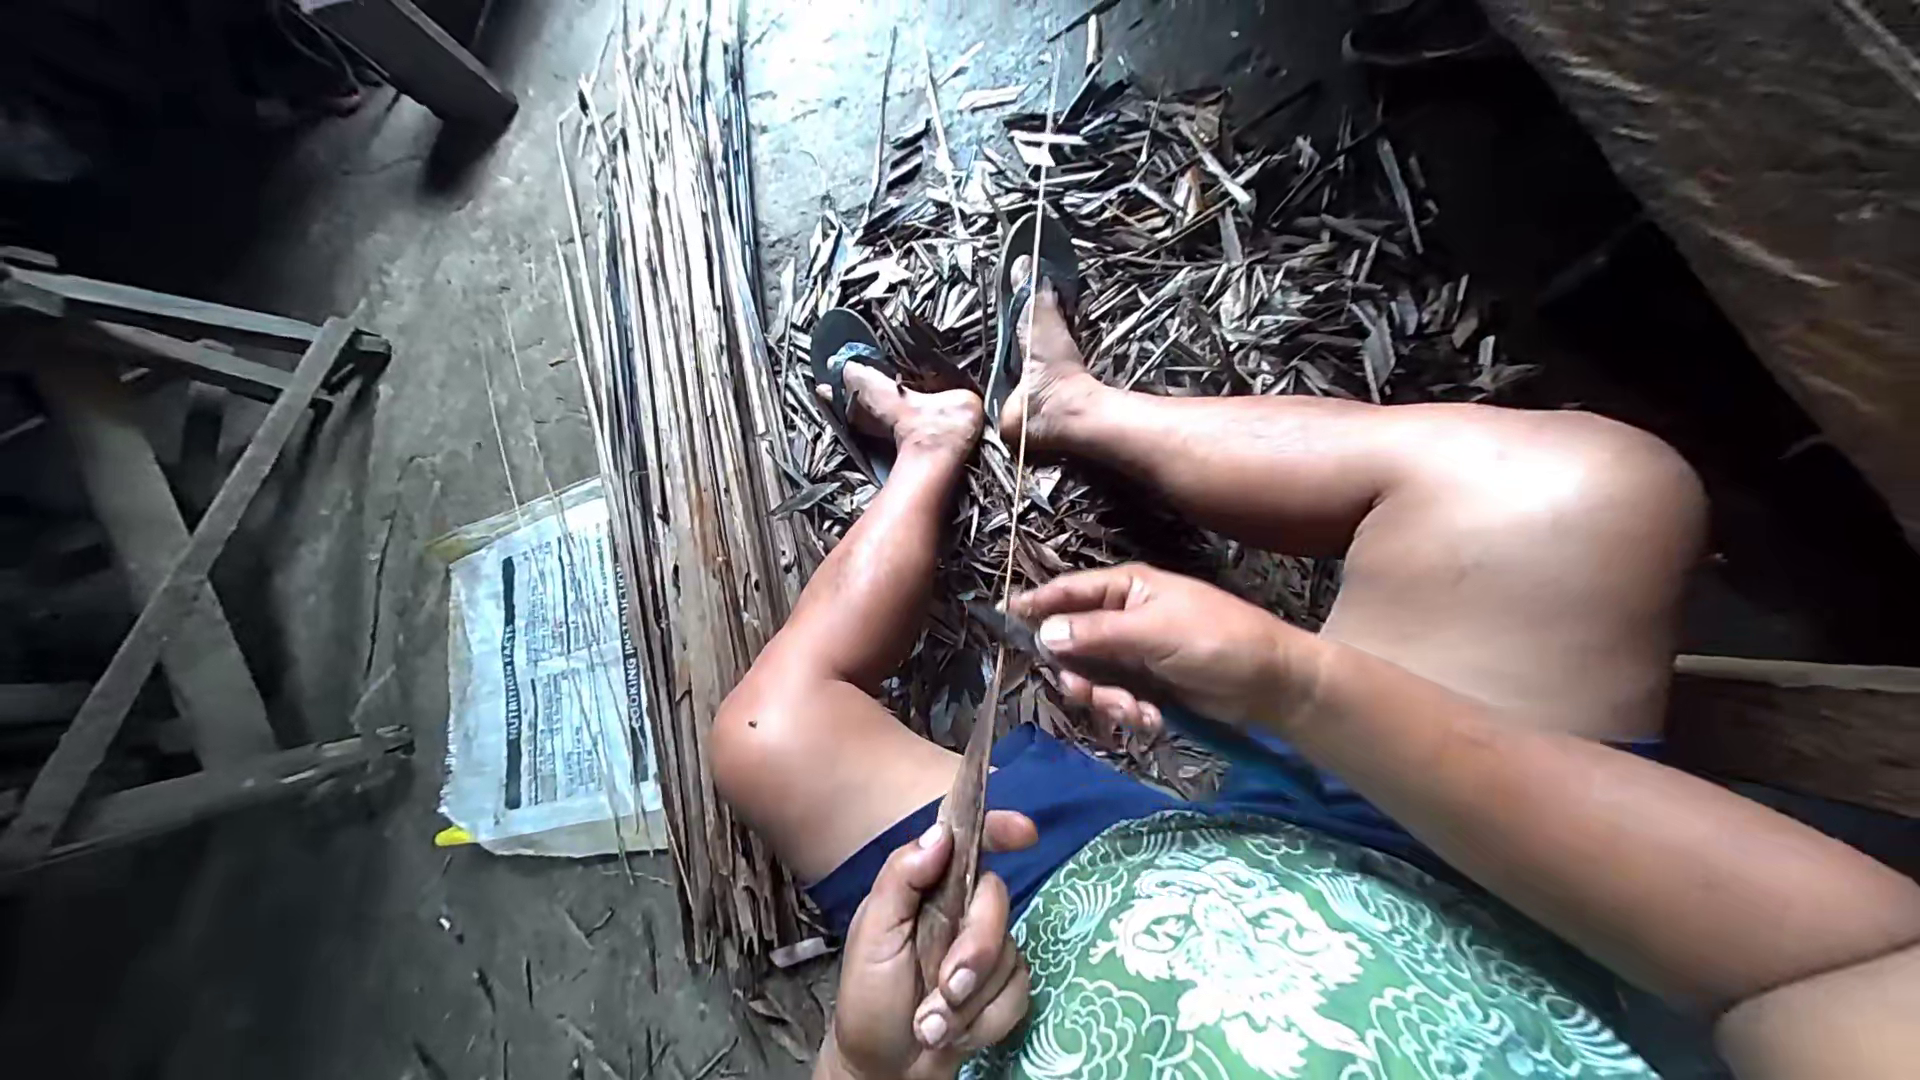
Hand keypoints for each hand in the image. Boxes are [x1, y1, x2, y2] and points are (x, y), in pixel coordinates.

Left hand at [821, 812, 1037, 1079]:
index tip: (1025, 832)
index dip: (1000, 828)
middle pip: (995, 901)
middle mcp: (963, 906)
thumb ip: (902, 877)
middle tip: (946, 986)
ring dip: (970, 999)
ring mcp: (984, 946)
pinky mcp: (1000, 987)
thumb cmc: (869, 991)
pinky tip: (954, 1035)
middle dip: (976, 949)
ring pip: (1009, 953)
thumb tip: (940, 834)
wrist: (882, 1070)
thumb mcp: (874, 931)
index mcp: (931, 882)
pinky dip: (984, 1022)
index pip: (970, 841)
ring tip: (931, 1023)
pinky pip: (1017, 993)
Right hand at [1009, 563, 1323, 734]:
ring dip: (1104, 697)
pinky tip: (1150, 719)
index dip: (1037, 605)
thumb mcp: (1154, 631)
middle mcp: (1122, 616)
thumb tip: (1044, 633)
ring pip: (1091, 674)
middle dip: (1076, 671)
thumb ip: (1096, 633)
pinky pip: (1114, 696)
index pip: (1068, 592)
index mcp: (1125, 588)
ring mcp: (1132, 651)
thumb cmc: (1215, 639)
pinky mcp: (1143, 683)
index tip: (1005, 623)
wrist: (1271, 683)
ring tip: (1132, 711)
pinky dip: (1126, 710)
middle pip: (1072, 640)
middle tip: (1082, 692)